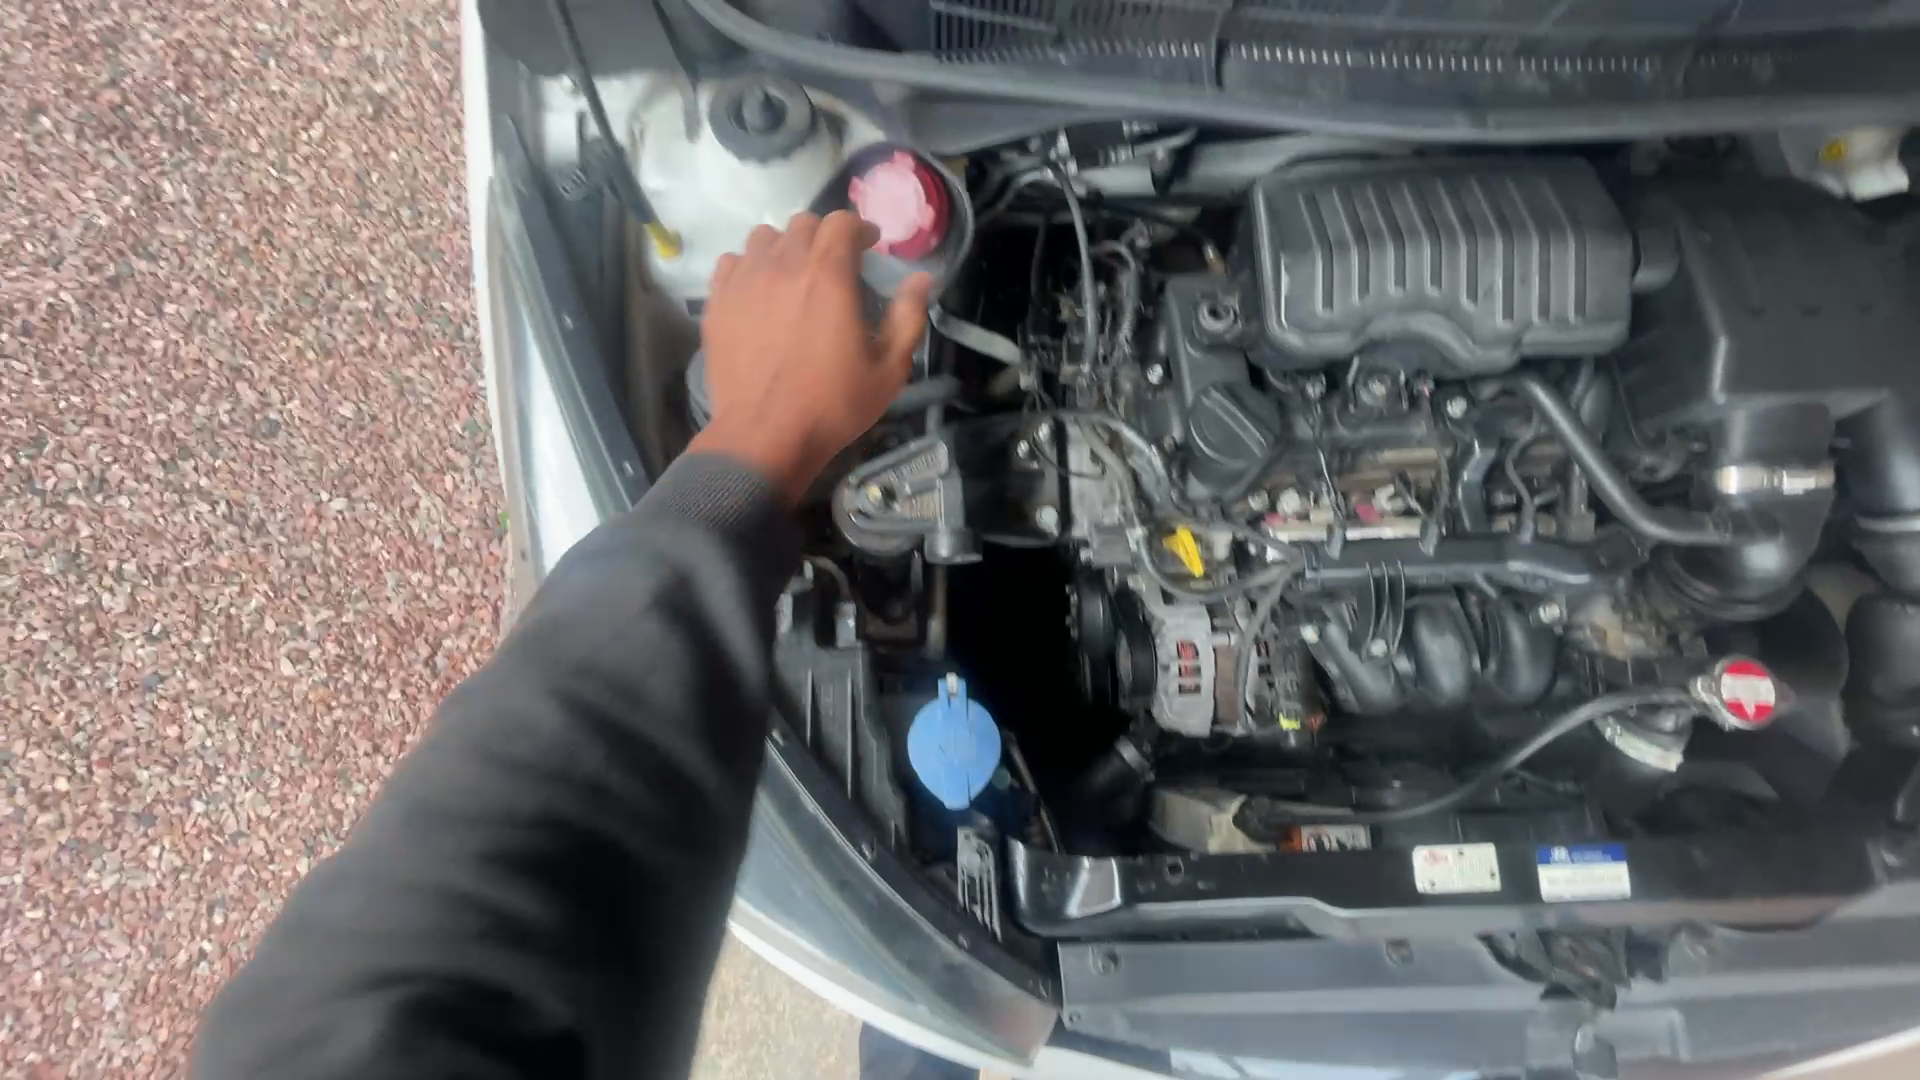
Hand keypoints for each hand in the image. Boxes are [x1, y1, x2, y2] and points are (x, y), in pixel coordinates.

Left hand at [689, 210, 932, 503]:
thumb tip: (920, 280)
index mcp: (828, 275)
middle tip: (836, 267)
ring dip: (786, 248)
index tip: (870, 247)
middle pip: (803, 225)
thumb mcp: (889, 370)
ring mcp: (744, 281)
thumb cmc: (833, 405)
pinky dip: (750, 267)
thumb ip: (908, 318)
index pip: (842, 222)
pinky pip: (732, 263)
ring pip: (764, 238)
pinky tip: (760, 293)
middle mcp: (783, 265)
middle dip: (825, 238)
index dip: (860, 229)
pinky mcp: (718, 303)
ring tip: (795, 276)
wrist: (765, 436)